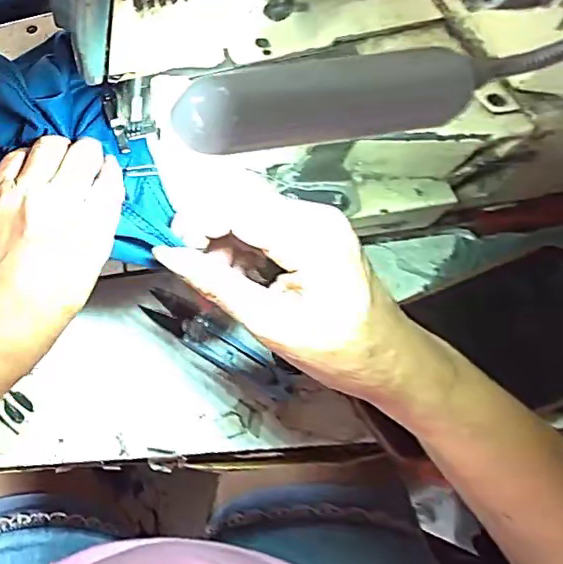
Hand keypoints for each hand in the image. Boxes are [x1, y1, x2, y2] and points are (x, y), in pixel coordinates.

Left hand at [0, 136, 123, 394]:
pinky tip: (29, 173)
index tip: (106, 173)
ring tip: (57, 165)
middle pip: (82, 152)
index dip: (109, 173)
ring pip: (49, 145)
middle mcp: (54, 207)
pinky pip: (15, 156)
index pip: (109, 179)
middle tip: (84, 164)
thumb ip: (95, 233)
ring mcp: (19, 196)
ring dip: (58, 151)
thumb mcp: (83, 279)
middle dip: (87, 156)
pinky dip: (27, 159)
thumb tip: (98, 204)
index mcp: (85, 233)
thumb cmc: (30, 317)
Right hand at [151, 182, 461, 419]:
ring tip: (218, 281)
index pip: (233, 208)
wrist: (391, 360)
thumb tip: (171, 256)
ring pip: (237, 211)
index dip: (196, 225)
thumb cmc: (347, 350)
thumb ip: (215, 285)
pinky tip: (235, 275)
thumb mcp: (270, 324)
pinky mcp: (303, 228)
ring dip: (216, 243)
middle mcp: (312, 217)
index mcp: (311, 236)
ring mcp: (309, 220)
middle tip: (193, 268)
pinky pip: (252, 223)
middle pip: (233, 202)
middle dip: (204, 234)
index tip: (175, 249)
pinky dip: (233, 247)